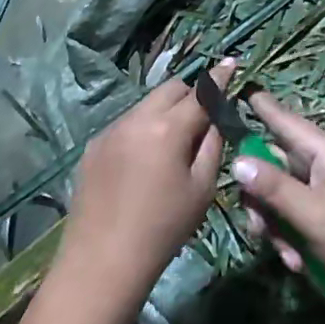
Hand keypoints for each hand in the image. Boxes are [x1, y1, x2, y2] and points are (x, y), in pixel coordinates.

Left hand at [58, 59, 236, 300]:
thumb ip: (212, 145)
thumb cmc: (163, 229)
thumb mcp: (202, 189)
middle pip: (170, 89)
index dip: (219, 78)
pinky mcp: (94, 146)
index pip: (201, 93)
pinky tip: (144, 161)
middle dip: (191, 94)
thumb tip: (213, 120)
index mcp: (167, 128)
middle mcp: (136, 119)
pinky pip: (126, 124)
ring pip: (146, 104)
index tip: (230, 62)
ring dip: (165, 112)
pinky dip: (143, 129)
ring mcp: (110, 130)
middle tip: (204, 117)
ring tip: (173, 144)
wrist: (103, 261)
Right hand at [232, 91, 324, 304]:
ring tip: (285, 253)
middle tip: (257, 227)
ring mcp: (318, 188)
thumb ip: (273, 187)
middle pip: (269, 163)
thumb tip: (236, 161)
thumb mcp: (312, 214)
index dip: (259, 105)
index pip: (283, 119)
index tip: (235, 90)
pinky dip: (286, 237)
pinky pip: (288, 214)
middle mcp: (318, 163)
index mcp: (322, 151)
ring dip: (273, 225)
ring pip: (275, 193)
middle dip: (259, 197)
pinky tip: (296, 260)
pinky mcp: (319, 211)